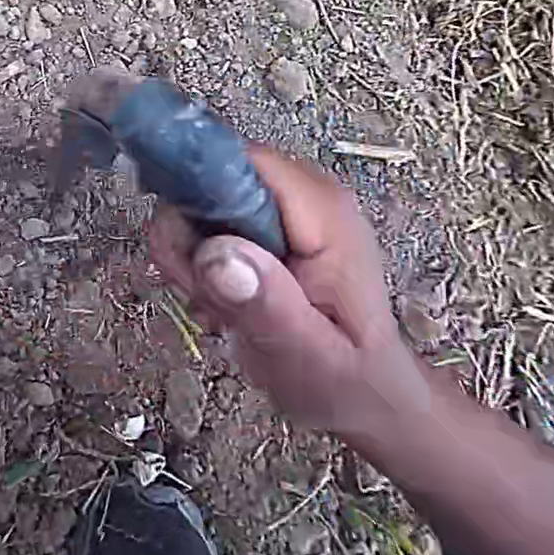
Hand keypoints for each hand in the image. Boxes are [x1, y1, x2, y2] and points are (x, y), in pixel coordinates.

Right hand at [146, 145, 430, 439]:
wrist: (365, 394)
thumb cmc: (348, 381)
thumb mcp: (310, 358)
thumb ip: (267, 304)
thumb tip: (214, 252)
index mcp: (322, 209)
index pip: (232, 160)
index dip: (195, 198)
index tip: (191, 259)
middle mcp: (299, 191)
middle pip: (204, 180)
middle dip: (188, 239)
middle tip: (209, 297)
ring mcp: (278, 204)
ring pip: (194, 203)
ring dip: (189, 257)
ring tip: (221, 306)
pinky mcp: (260, 220)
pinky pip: (199, 221)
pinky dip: (195, 262)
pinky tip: (222, 300)